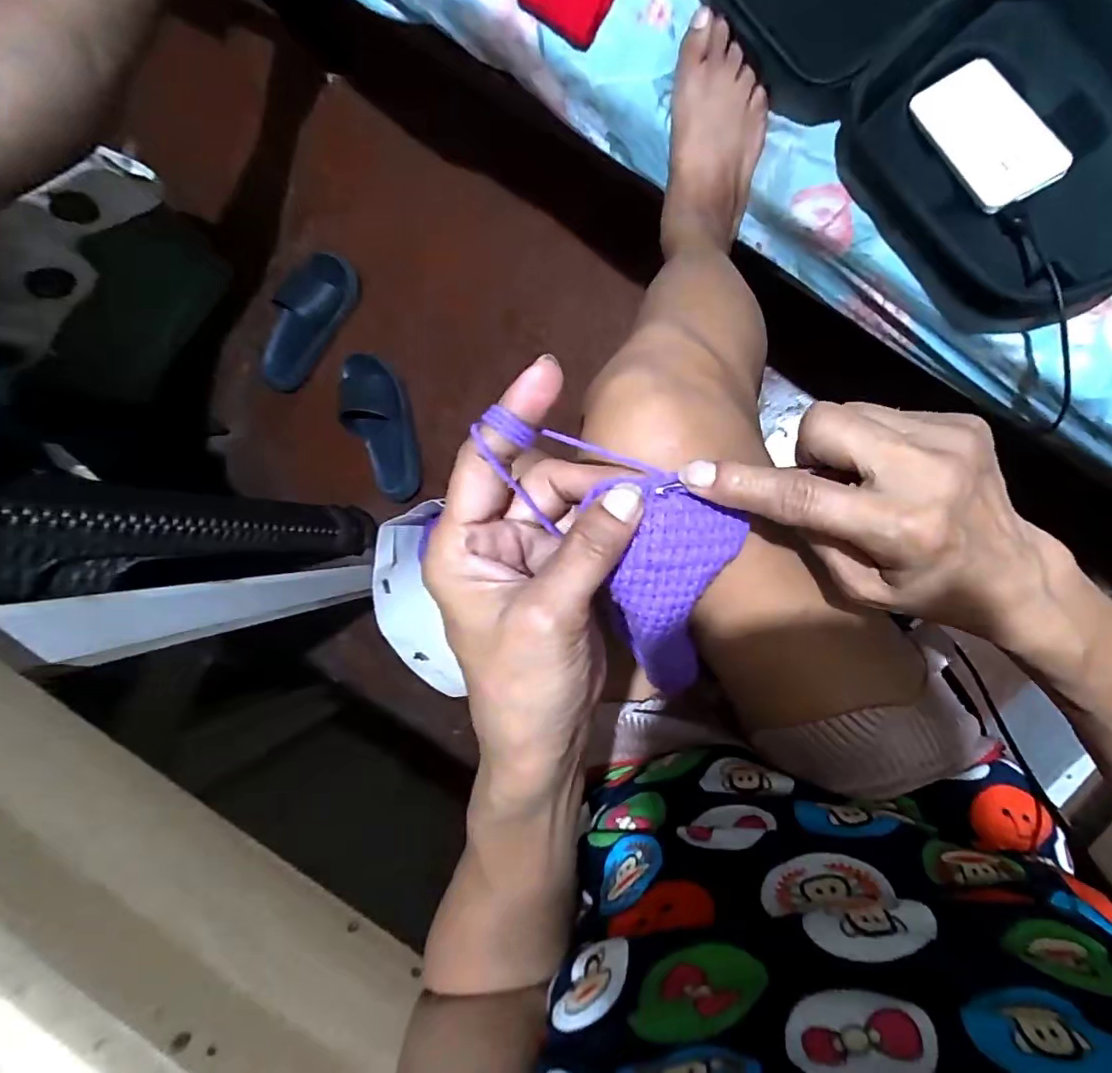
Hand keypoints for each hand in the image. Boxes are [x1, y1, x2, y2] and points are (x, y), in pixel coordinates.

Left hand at [423, 356, 644, 805]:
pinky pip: (592, 529)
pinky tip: (643, 513)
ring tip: (649, 502)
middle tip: (639, 488)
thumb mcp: (548, 617)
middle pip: (540, 480)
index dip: (511, 414)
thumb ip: (586, 551)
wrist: (544, 740)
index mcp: (462, 544)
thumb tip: (630, 492)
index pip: (482, 461)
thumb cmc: (522, 686)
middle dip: (585, 476)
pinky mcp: (566, 569)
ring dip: (607, 498)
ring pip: (572, 502)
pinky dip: (617, 521)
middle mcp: (494, 538)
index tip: (548, 371)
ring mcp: (533, 552)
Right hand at [681, 402, 1081, 662]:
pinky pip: (884, 412)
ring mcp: (951, 437)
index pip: (804, 495)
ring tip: (870, 479)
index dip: (746, 484)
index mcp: (901, 527)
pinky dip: (876, 440)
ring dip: (843, 444)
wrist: (1014, 570)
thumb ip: (814, 536)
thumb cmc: (929, 591)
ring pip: (851, 410)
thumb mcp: (862, 588)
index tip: (699, 473)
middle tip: (828, 483)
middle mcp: (928, 471)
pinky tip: (900, 470)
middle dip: (809, 449)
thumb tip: (773, 489)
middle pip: (824, 421)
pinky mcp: (963, 421)